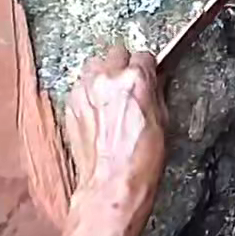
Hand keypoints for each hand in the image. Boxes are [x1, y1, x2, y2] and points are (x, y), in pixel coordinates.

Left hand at [63, 45, 166, 217]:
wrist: (112, 183)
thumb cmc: (140, 160)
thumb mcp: (163, 121)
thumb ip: (156, 93)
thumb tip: (154, 82)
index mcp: (135, 80)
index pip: (143, 55)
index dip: (148, 68)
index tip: (148, 76)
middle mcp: (107, 79)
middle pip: (116, 52)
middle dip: (124, 65)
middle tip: (129, 83)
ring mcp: (85, 90)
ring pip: (94, 65)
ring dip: (104, 75)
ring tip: (111, 95)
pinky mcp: (71, 104)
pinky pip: (81, 86)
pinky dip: (90, 92)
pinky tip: (99, 111)